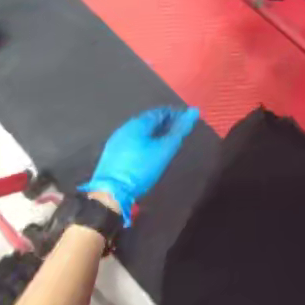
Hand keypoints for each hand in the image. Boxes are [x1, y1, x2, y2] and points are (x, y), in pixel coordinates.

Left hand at [81, 105, 200, 222]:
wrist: (109, 194)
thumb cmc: (141, 168)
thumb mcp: (165, 149)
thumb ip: (180, 130)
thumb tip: (195, 111)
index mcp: (139, 123)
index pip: (161, 111)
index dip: (175, 114)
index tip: (186, 122)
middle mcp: (125, 127)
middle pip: (149, 120)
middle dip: (164, 124)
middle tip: (177, 133)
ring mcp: (116, 140)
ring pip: (139, 131)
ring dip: (153, 133)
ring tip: (164, 143)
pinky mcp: (111, 153)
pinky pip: (131, 140)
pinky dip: (143, 141)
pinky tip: (148, 152)